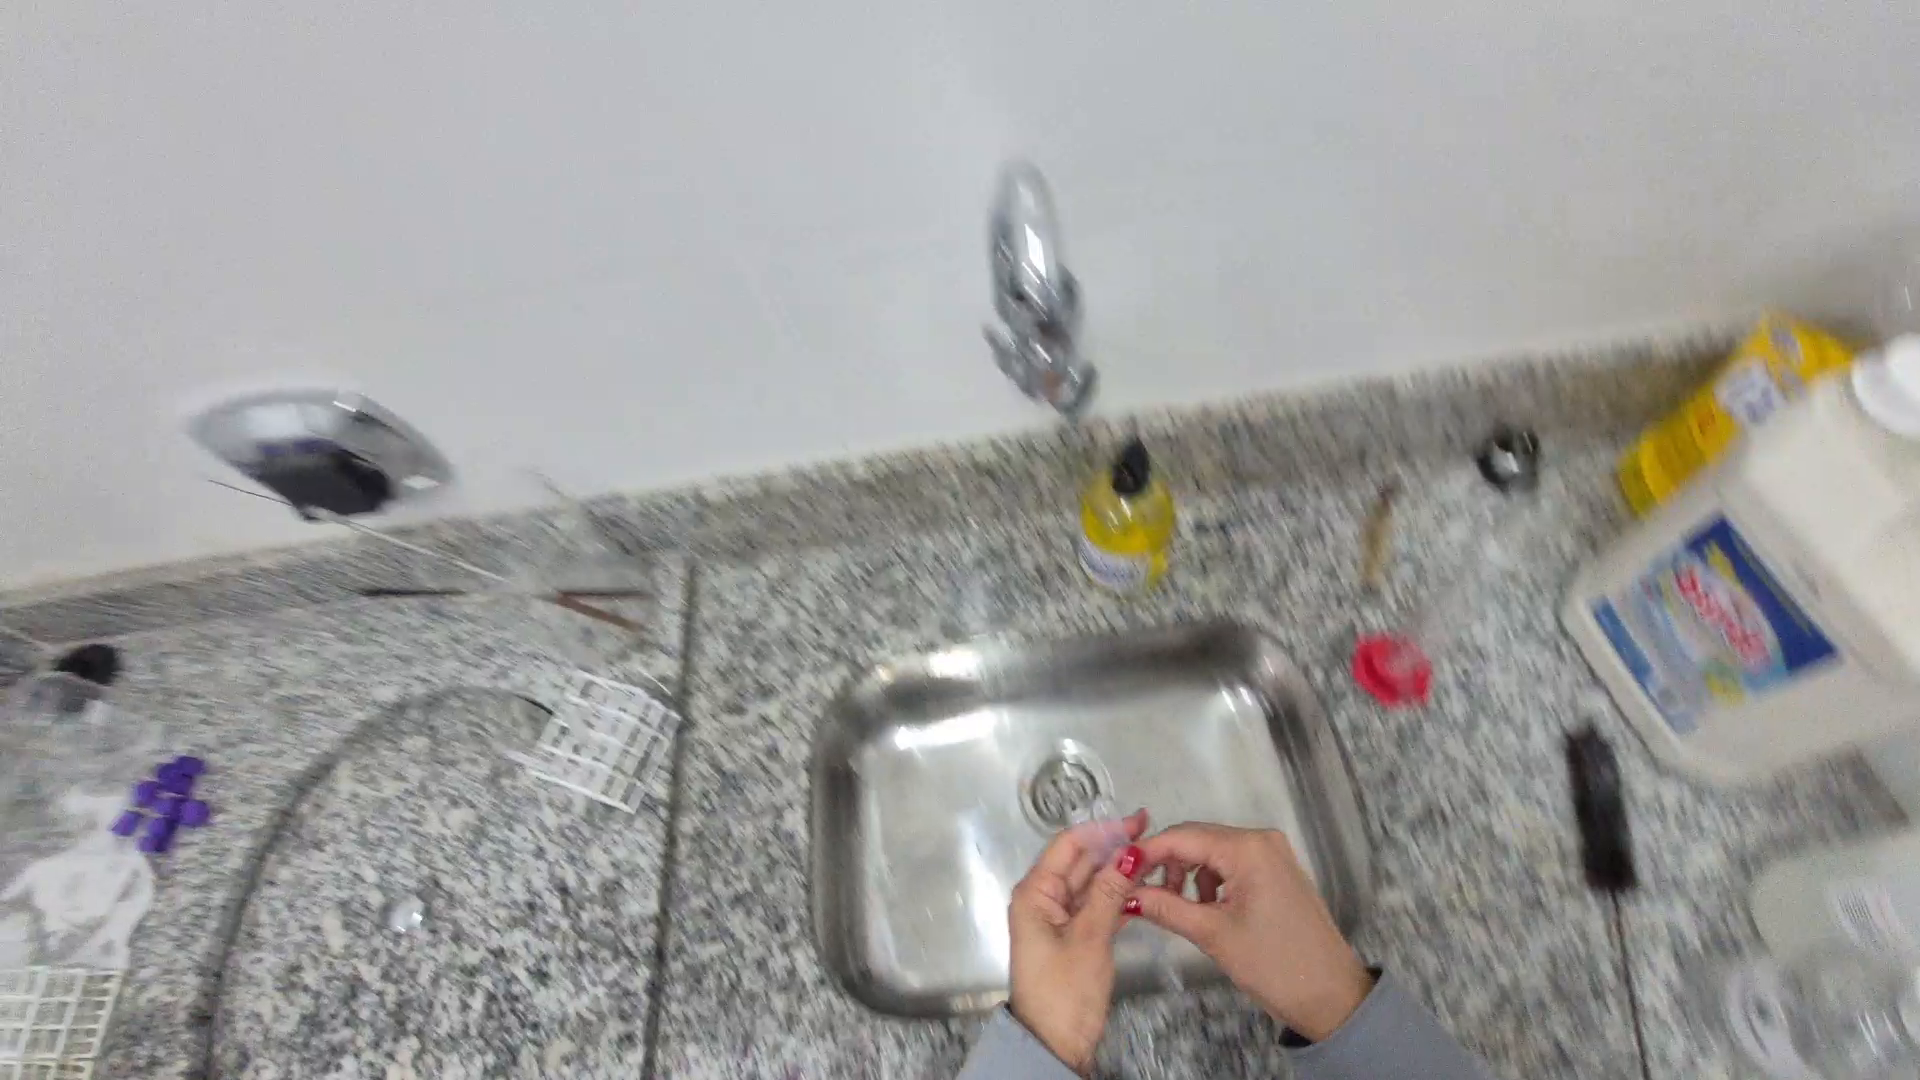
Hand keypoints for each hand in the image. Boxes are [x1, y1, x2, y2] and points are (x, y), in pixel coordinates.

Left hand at [1006, 809, 1150, 1073]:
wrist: (1053, 1048)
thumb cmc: (1064, 991)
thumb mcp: (1090, 938)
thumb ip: (1109, 892)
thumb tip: (1129, 851)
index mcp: (1036, 891)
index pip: (1069, 845)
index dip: (1103, 829)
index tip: (1136, 821)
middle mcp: (1043, 897)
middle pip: (1081, 861)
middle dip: (1113, 847)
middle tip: (1150, 835)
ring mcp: (1057, 917)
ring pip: (1090, 882)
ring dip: (1118, 871)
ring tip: (1152, 858)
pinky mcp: (1072, 936)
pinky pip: (1094, 905)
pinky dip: (1116, 896)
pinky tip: (1141, 889)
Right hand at [1130, 823, 1372, 1040]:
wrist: (1335, 999)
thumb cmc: (1274, 965)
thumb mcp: (1213, 935)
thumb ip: (1165, 907)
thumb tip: (1127, 892)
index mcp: (1246, 847)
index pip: (1182, 837)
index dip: (1147, 852)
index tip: (1120, 870)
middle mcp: (1260, 838)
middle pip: (1196, 839)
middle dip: (1167, 863)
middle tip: (1142, 891)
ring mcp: (1271, 852)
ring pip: (1211, 850)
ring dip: (1188, 873)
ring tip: (1179, 907)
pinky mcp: (1276, 869)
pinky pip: (1230, 862)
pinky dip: (1211, 879)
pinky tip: (1206, 907)